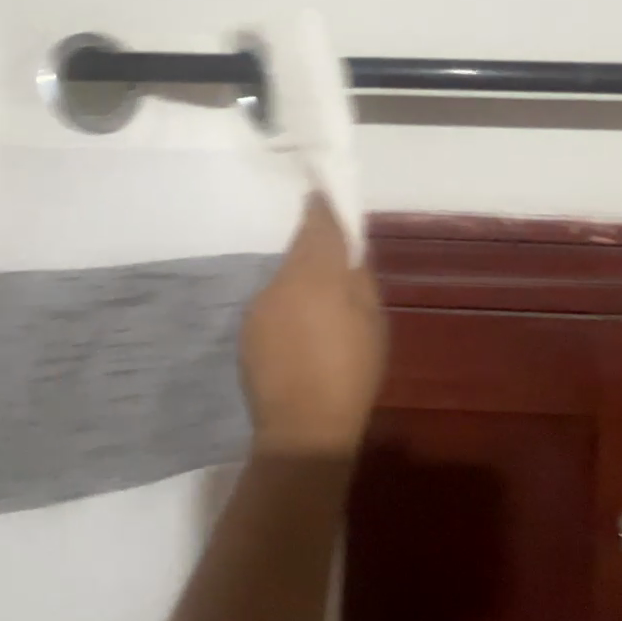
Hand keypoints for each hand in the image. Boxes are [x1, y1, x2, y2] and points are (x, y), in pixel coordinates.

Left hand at [241, 195, 387, 455]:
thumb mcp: (374, 322)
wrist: (304, 429)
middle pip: (299, 248)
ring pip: (285, 277)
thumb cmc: (352, 373)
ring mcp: (260, 303)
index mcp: (318, 272)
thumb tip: (349, 251)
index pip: (318, 221)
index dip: (324, 204)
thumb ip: (359, 278)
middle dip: (315, 249)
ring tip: (320, 312)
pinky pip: (273, 304)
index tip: (326, 192)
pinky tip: (300, 336)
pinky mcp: (247, 328)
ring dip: (301, 283)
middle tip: (336, 265)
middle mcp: (282, 278)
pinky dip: (287, 309)